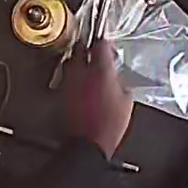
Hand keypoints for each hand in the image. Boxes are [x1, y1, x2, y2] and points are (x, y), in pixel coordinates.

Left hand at [63, 39, 131, 158]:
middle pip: (80, 48)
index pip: (101, 45)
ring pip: (69, 62)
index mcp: (101, 71)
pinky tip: (79, 85)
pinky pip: (65, 78)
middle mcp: (82, 73)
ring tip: (86, 68)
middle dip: (88, 48)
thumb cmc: (109, 125)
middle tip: (94, 53)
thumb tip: (117, 79)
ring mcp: (69, 82)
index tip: (108, 47)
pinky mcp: (61, 93)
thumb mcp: (126, 101)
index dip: (105, 44)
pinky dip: (72, 78)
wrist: (88, 144)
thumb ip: (121, 83)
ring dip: (77, 62)